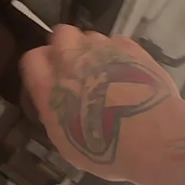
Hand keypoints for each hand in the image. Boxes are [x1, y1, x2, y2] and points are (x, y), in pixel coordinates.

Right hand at [20, 25, 184, 181]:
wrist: (153, 137)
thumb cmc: (107, 150)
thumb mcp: (67, 143)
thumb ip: (55, 112)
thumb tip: (56, 101)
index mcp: (49, 87)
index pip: (31, 59)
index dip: (42, 66)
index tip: (51, 76)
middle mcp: (71, 61)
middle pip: (60, 35)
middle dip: (67, 47)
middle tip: (79, 68)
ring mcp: (101, 49)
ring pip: (90, 36)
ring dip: (93, 49)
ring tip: (106, 70)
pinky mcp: (129, 46)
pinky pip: (116, 41)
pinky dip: (118, 52)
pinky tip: (127, 70)